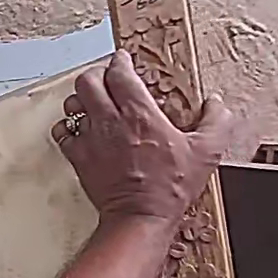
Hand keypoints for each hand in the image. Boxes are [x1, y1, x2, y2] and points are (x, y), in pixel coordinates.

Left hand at [51, 50, 235, 224]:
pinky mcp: (78, 158)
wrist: (139, 217)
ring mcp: (90, 140)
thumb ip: (216, 121)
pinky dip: (66, 127)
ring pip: (72, 104)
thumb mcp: (207, 152)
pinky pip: (61, 133)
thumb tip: (215, 103)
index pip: (120, 73)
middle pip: (88, 81)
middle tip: (107, 80)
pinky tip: (79, 130)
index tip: (124, 60)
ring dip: (80, 99)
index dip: (120, 61)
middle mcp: (110, 123)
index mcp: (140, 114)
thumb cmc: (169, 188)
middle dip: (97, 75)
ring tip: (92, 103)